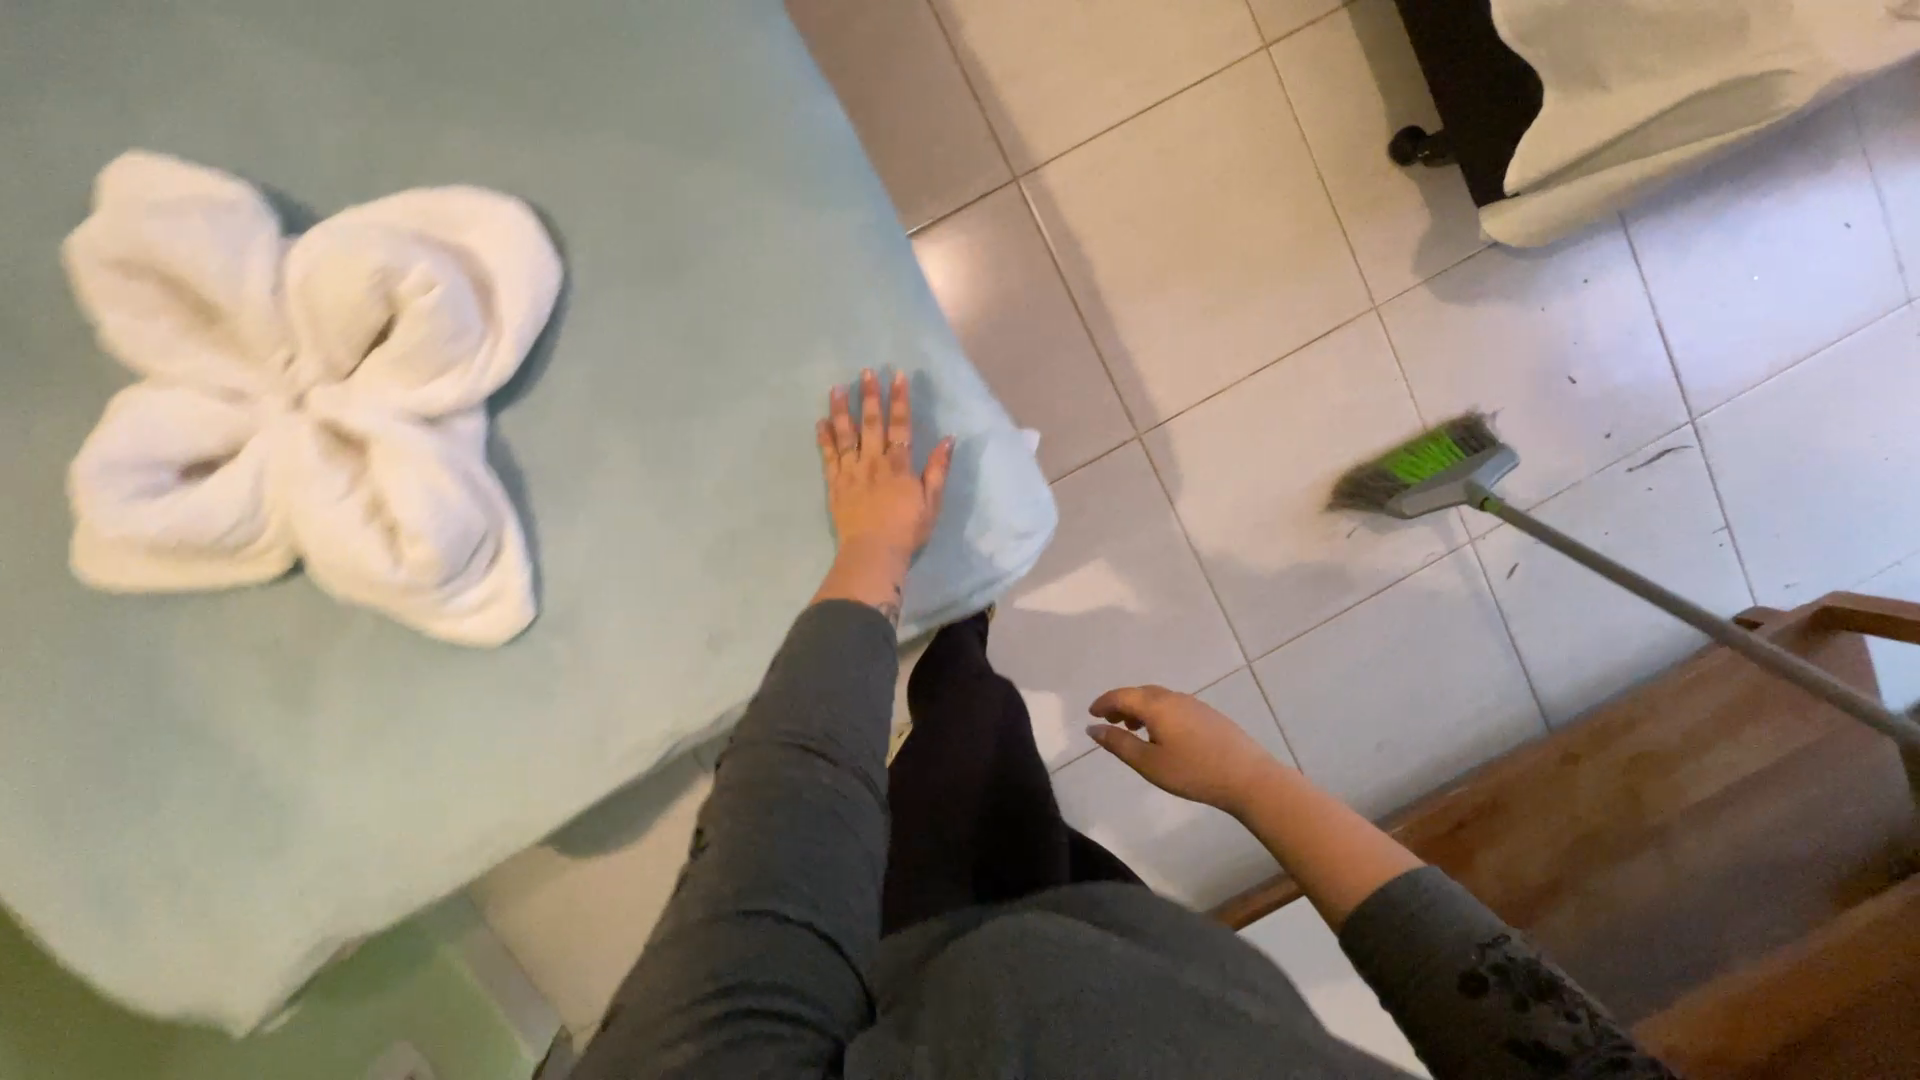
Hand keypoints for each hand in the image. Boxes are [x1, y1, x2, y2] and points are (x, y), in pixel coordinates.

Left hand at [816, 369, 953, 560]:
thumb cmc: (907, 530)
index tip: (897, 376)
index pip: (900, 425)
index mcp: (899, 465)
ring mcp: (851, 471)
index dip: (899, 399)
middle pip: (871, 423)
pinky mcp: (835, 484)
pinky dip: (824, 438)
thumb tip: (948, 439)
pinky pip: (828, 456)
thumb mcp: (932, 502)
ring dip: (842, 409)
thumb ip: (938, 469)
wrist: (873, 553)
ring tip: (838, 388)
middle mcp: (873, 461)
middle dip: (870, 396)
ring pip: (846, 434)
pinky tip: (821, 421)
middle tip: (866, 372)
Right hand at [1087, 685, 1288, 816]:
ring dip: (1139, 708)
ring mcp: (1194, 704)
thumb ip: (1119, 744)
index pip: (1121, 695)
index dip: (1103, 703)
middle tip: (1108, 721)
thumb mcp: (1149, 763)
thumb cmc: (1193, 772)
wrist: (1249, 777)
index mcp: (1156, 706)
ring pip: (1158, 698)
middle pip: (1140, 693)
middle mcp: (1174, 698)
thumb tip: (1093, 728)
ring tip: (1132, 729)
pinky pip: (1173, 705)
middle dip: (1120, 704)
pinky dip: (1157, 713)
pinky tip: (1161, 734)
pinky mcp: (1208, 714)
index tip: (1091, 714)